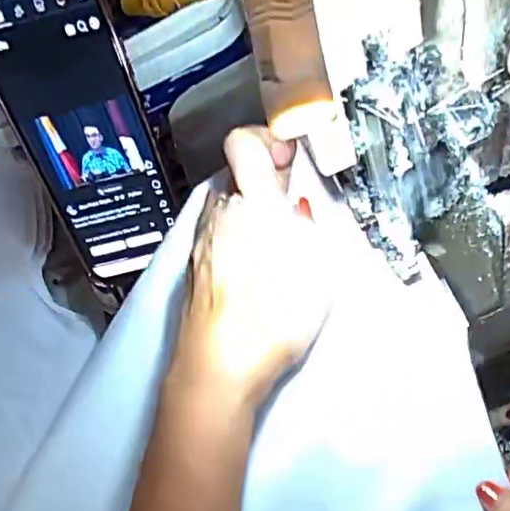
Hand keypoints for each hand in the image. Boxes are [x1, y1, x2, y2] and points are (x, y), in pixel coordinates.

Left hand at [171, 127, 330, 411]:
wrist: (219, 369)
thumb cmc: (268, 322)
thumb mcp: (315, 271)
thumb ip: (309, 230)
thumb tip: (298, 212)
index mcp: (251, 206)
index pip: (246, 141)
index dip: (269, 141)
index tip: (288, 158)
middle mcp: (218, 217)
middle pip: (238, 179)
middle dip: (266, 189)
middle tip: (293, 212)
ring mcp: (201, 244)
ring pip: (228, 212)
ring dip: (253, 220)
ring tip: (279, 252)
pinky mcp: (195, 271)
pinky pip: (220, 241)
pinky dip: (239, 246)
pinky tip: (257, 279)